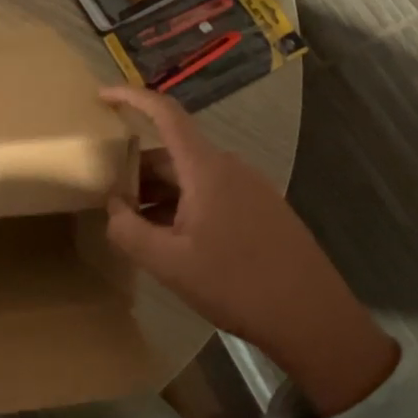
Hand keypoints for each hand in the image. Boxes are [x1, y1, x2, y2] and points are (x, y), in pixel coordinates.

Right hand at [103, 86, 398, 417]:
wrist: (315, 320)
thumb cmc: (237, 285)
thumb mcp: (169, 264)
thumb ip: (128, 230)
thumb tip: (112, 204)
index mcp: (206, 168)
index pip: (165, 113)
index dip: (131, 96)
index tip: (102, 96)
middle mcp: (229, 167)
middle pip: (173, 151)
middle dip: (138, 169)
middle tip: (110, 196)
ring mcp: (251, 187)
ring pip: (192, 175)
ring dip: (160, 192)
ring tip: (138, 225)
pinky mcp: (264, 210)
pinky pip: (212, 192)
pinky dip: (184, 204)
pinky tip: (176, 241)